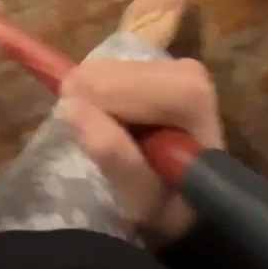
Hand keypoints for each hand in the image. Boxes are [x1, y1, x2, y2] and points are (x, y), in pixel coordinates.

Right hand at [57, 59, 223, 245]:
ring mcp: (172, 64)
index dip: (88, 109)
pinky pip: (106, 71)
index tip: (88, 144)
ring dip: (95, 105)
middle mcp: (185, 69)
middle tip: (103, 144)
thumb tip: (71, 108)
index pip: (111, 84)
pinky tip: (121, 123)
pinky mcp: (159, 65)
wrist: (195, 201)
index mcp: (188, 94)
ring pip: (99, 69)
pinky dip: (101, 99)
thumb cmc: (172, 205)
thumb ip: (113, 154)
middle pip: (103, 72)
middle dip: (92, 107)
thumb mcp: (142, 197)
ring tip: (116, 136)